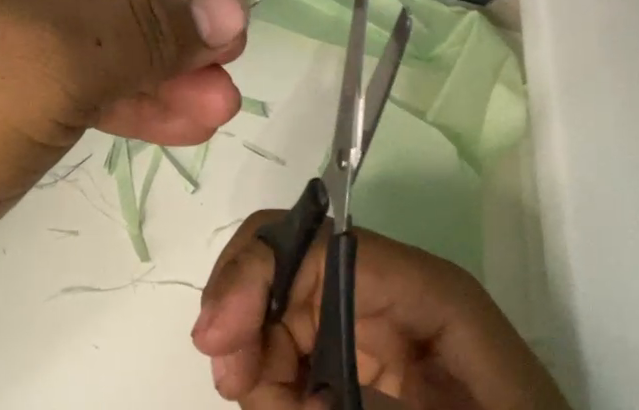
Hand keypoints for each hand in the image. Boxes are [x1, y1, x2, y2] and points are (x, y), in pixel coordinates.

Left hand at [0, 0, 252, 283]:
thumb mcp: (55, 56)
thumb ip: (148, 28)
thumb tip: (229, 4)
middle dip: (178, 15)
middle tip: (235, 57)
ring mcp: (2, 37)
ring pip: (103, 35)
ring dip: (163, 65)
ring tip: (222, 103)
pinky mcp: (3, 96)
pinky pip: (81, 82)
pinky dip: (129, 98)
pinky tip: (183, 123)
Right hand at [194, 215, 569, 409]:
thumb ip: (385, 407)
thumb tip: (306, 399)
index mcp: (422, 288)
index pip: (320, 244)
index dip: (258, 273)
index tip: (216, 339)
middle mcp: (386, 291)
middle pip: (285, 267)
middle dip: (241, 312)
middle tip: (230, 380)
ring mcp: (368, 325)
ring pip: (275, 310)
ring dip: (250, 354)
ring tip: (262, 404)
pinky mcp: (356, 362)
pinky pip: (290, 352)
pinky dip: (267, 379)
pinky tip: (274, 403)